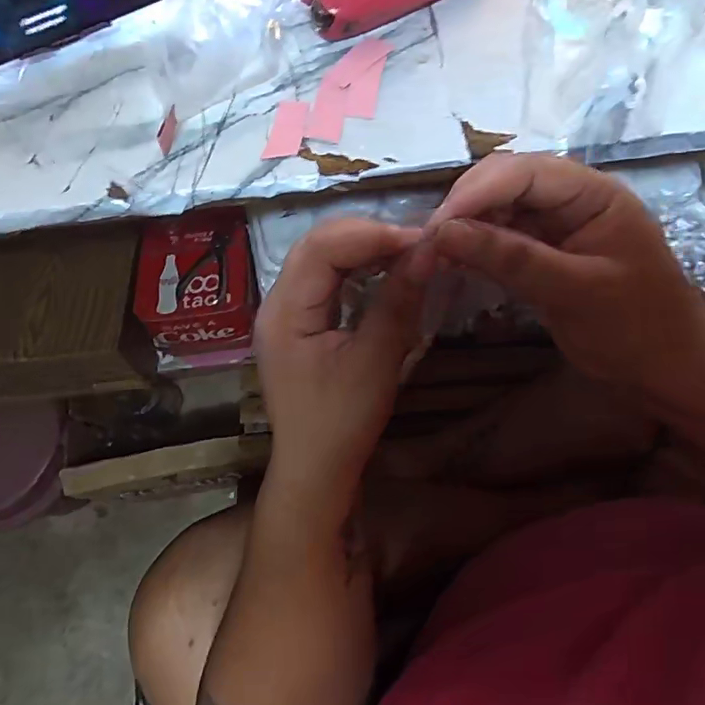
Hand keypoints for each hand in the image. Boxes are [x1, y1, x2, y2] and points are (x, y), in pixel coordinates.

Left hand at [254, 217, 427, 494]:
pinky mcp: (296, 323)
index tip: (419, 239)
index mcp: (284, 311)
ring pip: (319, 258)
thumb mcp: (375, 361)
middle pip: (316, 245)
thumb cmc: (342, 423)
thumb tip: (428, 250)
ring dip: (362, 249)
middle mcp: (275, 303)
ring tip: (405, 251)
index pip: (321, 247)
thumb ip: (398, 302)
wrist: (314, 471)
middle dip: (367, 235)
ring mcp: (283, 312)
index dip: (371, 234)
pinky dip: (354, 269)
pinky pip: (323, 280)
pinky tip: (383, 271)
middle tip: (416, 242)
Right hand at [425, 154, 704, 416]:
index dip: (475, 193)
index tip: (435, 228)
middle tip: (426, 244)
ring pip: (494, 206)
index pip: (524, 172)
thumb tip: (443, 233)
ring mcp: (554, 221)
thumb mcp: (572, 292)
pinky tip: (449, 263)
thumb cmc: (636, 328)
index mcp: (594, 194)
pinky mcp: (540, 246)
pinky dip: (471, 246)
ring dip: (461, 227)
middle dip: (462, 207)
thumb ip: (510, 258)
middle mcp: (571, 197)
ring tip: (430, 255)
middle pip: (503, 181)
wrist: (667, 367)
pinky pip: (497, 234)